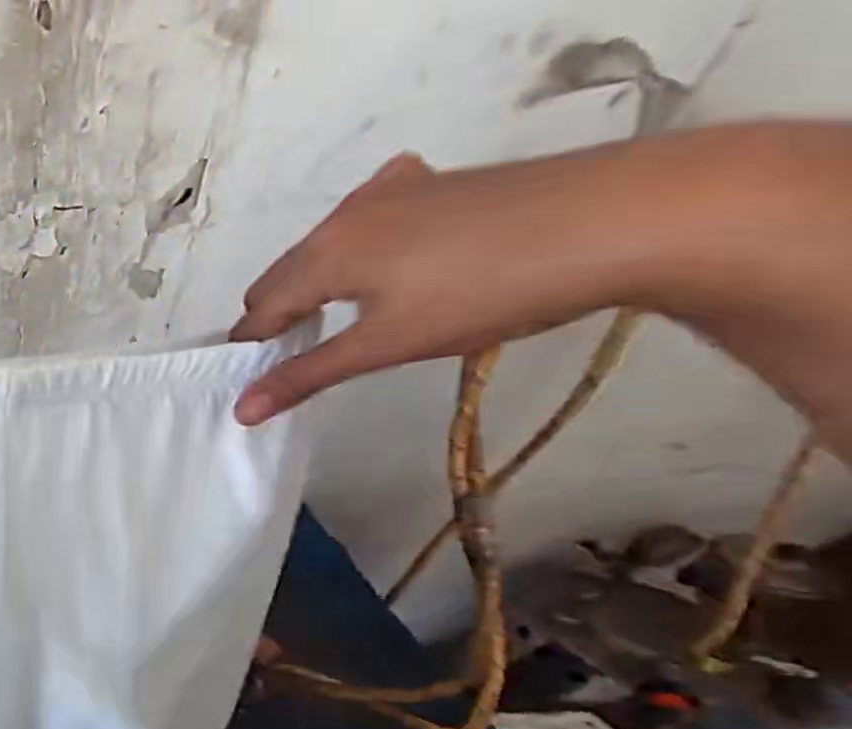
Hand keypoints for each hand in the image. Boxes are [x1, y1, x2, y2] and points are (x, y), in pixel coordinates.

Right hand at [228, 123, 851, 433]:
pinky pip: (367, 219)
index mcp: (324, 252)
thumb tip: (241, 411)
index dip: (252, 348)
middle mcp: (345, 214)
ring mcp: (391, 189)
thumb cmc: (486, 292)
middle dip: (279, 317)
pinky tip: (395, 262)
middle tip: (305, 356)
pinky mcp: (433, 182)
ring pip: (323, 249)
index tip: (256, 380)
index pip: (258, 309)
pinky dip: (359, 248)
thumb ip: (305, 375)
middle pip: (283, 276)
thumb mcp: (387, 345)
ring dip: (317, 284)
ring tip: (353, 316)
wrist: (623, 218)